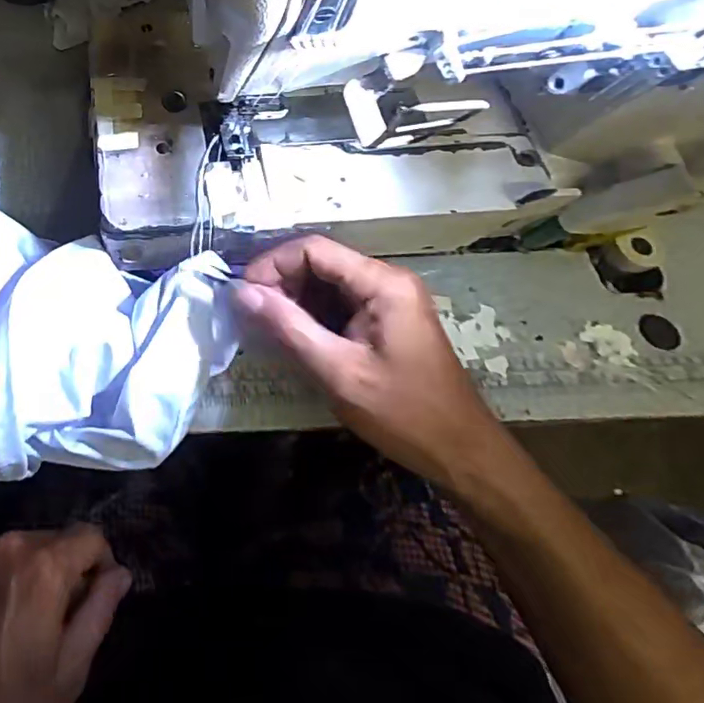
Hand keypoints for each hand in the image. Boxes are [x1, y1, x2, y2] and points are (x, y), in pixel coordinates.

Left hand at [0, 525, 132, 702]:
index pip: (92, 535)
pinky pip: (7, 553)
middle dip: (73, 568)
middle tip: (66, 616)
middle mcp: (15, 542)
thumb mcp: (69, 667)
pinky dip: (18, 571)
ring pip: (34, 543)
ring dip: (45, 569)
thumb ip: (100, 611)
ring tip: (35, 617)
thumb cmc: (11, 693)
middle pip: (62, 537)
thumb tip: (120, 574)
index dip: (103, 563)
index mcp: (45, 564)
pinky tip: (8, 611)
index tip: (98, 597)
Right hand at [235, 236, 512, 489]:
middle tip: (251, 313)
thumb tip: (242, 293)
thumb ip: (288, 326)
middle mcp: (386, 280)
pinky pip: (338, 301)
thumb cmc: (404, 413)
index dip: (271, 264)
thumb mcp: (338, 371)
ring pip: (325, 281)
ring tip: (265, 326)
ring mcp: (388, 299)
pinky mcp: (385, 318)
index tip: (243, 294)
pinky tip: (292, 335)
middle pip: (319, 261)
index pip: (313, 249)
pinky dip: (310, 313)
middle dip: (280, 281)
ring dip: (292, 298)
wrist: (462, 453)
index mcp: (382, 283)